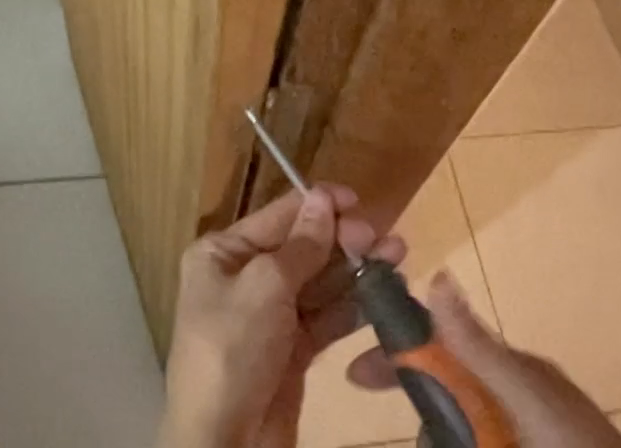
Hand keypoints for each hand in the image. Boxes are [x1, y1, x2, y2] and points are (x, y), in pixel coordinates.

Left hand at [159, 184, 405, 447]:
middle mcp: (244, 278)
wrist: (224, 442)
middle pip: (302, 248)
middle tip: (382, 239)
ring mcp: (269, 315)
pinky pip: (325, 317)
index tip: (358, 199)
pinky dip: (352, 306)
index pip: (277, 216)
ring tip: (396, 257)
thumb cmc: (233, 349)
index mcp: (223, 254)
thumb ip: (301, 245)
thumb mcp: (265, 287)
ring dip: (355, 270)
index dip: (318, 204)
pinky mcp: (292, 349)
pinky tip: (382, 295)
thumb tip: (322, 197)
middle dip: (342, 240)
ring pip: (319, 282)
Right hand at [346, 273, 620, 447]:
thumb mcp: (523, 393)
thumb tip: (436, 274)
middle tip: (402, 425)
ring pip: (464, 420)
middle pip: (449, 387)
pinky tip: (454, 442)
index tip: (359, 373)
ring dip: (439, 431)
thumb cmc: (574, 441)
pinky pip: (482, 433)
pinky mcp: (528, 440)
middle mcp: (515, 392)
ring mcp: (525, 425)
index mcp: (510, 367)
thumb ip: (478, 345)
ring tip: (431, 440)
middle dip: (421, 403)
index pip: (442, 344)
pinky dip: (461, 437)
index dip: (400, 353)